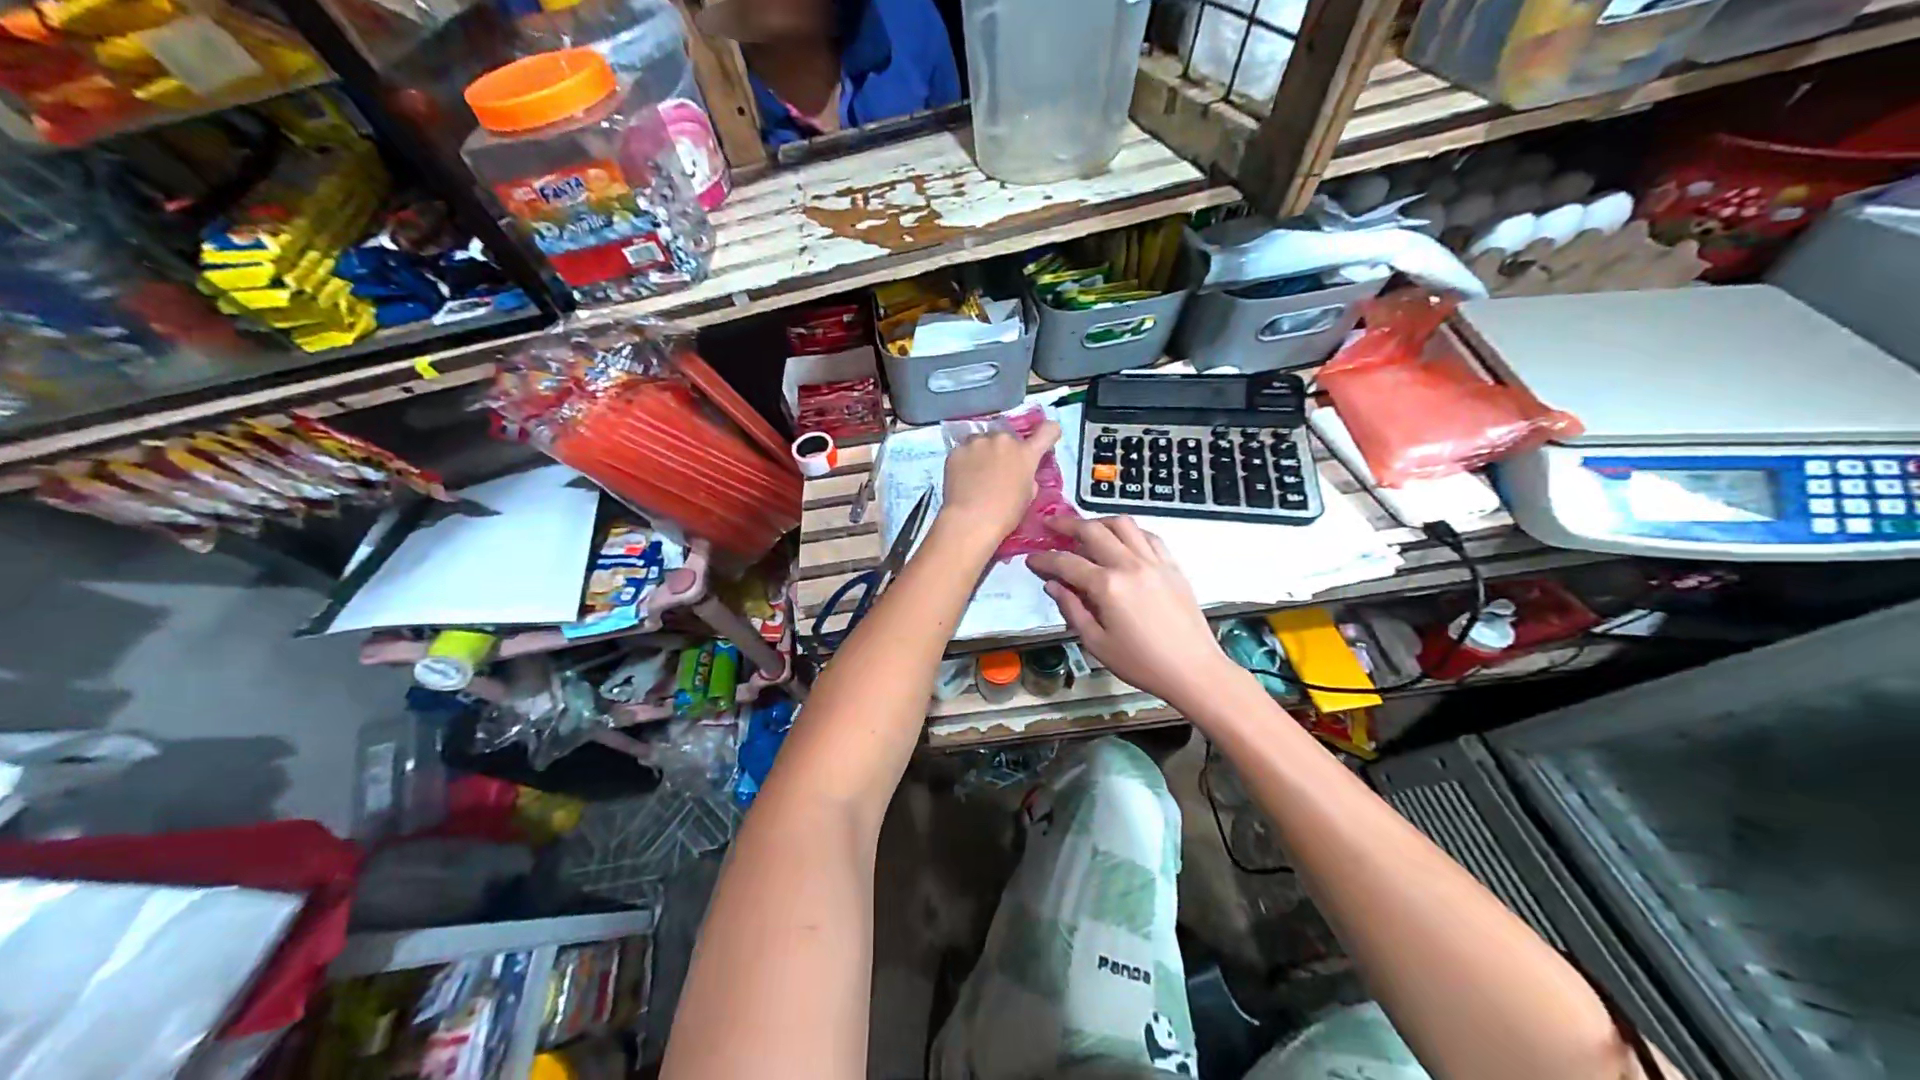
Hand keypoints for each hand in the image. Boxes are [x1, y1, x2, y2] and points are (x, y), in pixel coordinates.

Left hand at [938, 420, 1061, 542]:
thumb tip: (1020, 471)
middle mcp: (1003, 440)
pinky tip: (962, 477)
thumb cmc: (1005, 514)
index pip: (1047, 430)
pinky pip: (964, 450)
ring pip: (983, 441)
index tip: (1043, 440)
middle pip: (1008, 438)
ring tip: (977, 474)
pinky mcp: (957, 450)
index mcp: (1026, 453)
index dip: (1048, 433)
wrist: (970, 520)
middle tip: (998, 471)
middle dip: (1005, 450)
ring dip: (984, 452)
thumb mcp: (1028, 495)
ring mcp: (978, 442)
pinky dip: (965, 460)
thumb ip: (1028, 475)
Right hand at [1027, 515, 1236, 707]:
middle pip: (1093, 531)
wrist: (1193, 669)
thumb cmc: (1141, 663)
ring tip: (1086, 529)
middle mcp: (1130, 565)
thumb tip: (1053, 585)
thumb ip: (1072, 609)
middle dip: (1067, 524)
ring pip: (1123, 524)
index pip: (1067, 563)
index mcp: (1108, 587)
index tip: (1031, 558)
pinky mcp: (1172, 565)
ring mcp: (1154, 561)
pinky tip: (1121, 541)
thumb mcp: (1097, 643)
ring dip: (1099, 521)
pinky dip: (1129, 532)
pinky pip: (1148, 535)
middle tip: (1051, 525)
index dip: (1045, 559)